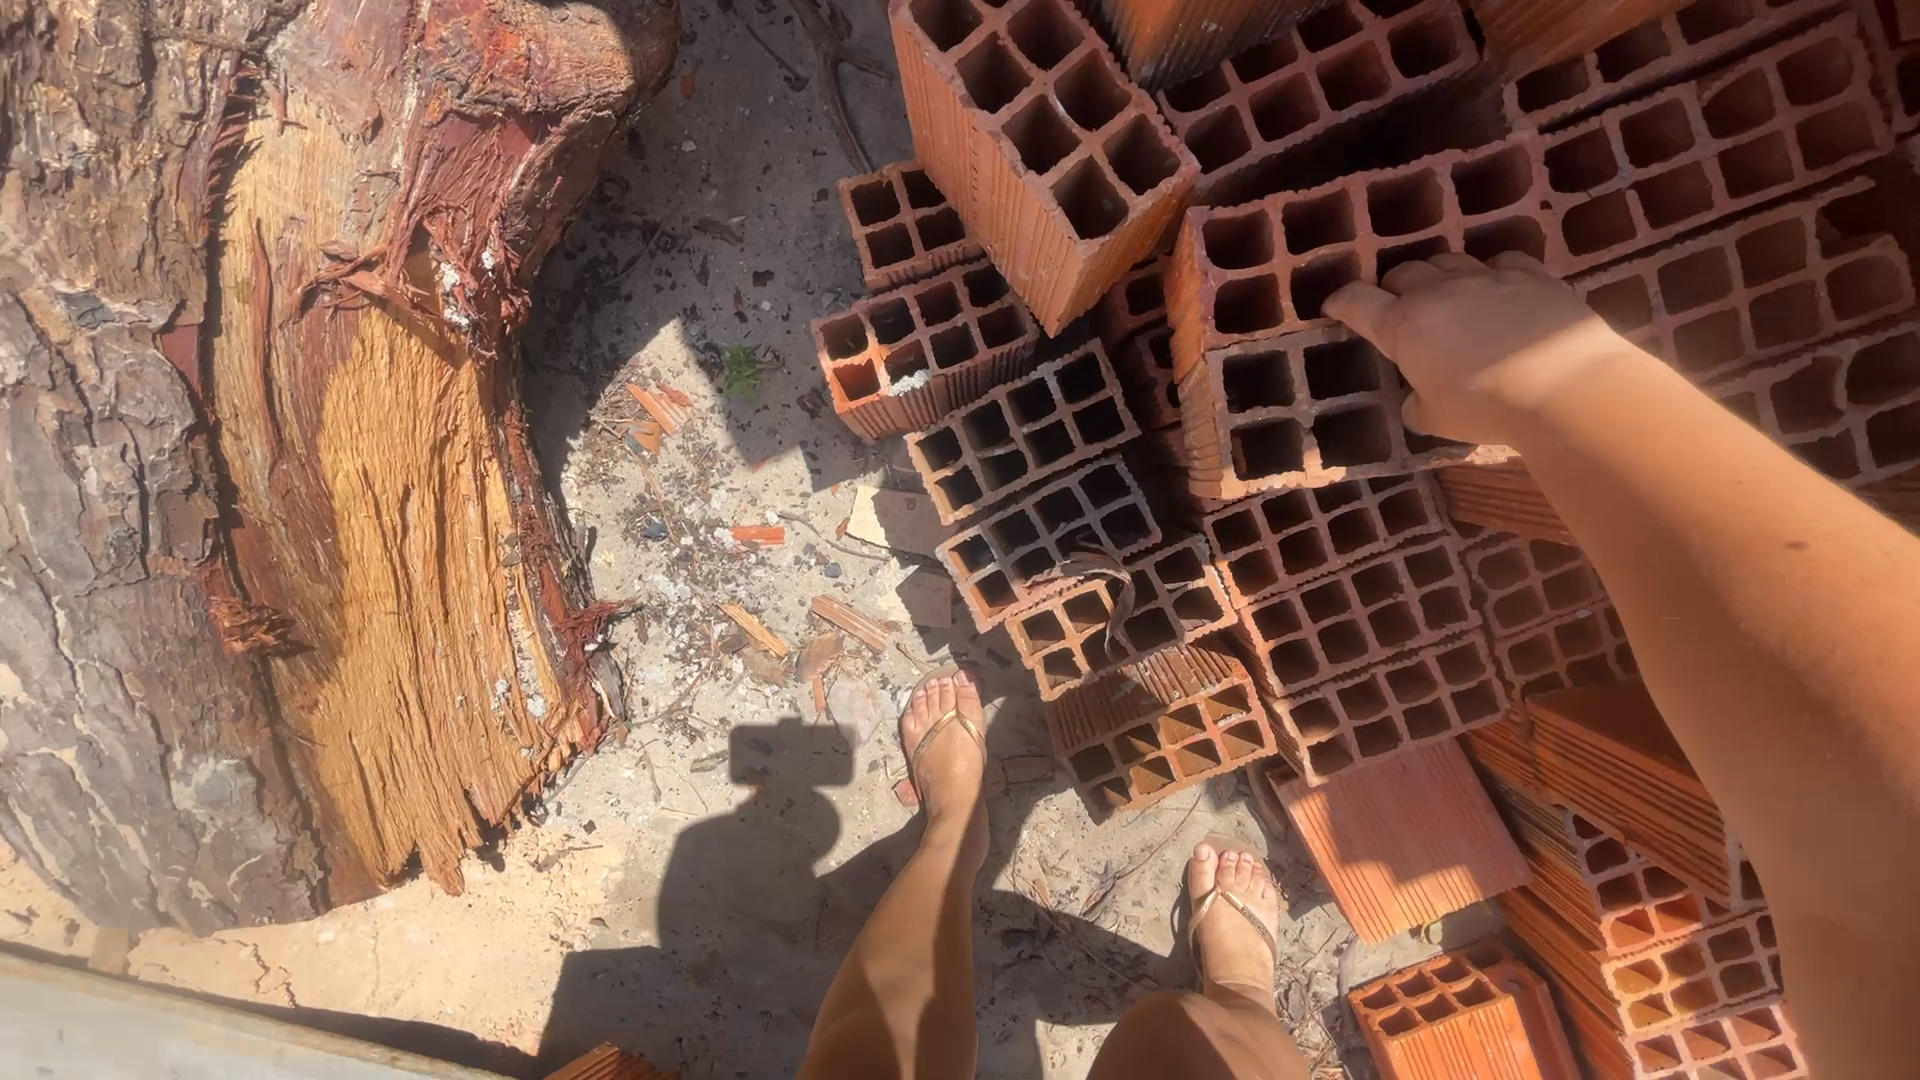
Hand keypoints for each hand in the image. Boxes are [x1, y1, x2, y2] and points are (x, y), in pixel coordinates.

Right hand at [1323, 251, 1639, 445]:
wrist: (1566, 387)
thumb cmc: (1485, 408)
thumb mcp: (1432, 418)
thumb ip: (1415, 402)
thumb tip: (1418, 398)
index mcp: (1401, 326)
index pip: (1356, 301)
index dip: (1340, 302)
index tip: (1334, 307)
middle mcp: (1437, 291)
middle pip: (1402, 270)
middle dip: (1391, 287)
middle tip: (1395, 307)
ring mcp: (1486, 277)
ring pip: (1447, 259)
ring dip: (1436, 275)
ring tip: (1442, 294)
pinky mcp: (1531, 274)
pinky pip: (1499, 260)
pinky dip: (1487, 271)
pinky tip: (1493, 287)